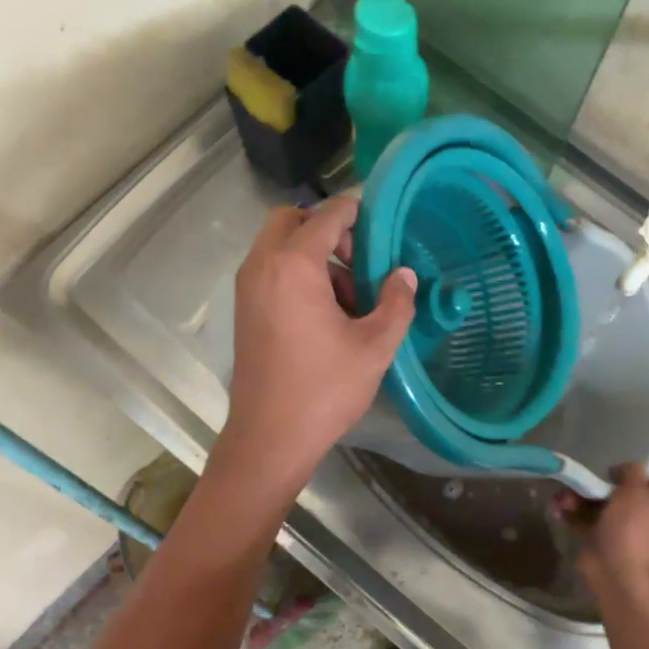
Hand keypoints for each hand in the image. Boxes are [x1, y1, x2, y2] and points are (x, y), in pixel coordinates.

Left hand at [220, 196, 416, 481]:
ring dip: (313, 254)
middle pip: (292, 220)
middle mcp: (263, 266)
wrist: (270, 437)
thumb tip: (404, 276)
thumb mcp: (374, 346)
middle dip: (327, 229)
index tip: (383, 221)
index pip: (327, 215)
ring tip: (350, 296)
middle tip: (359, 260)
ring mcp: (248, 288)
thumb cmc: (325, 389)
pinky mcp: (245, 310)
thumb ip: (396, 303)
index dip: (357, 211)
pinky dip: (297, 275)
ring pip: (279, 246)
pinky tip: (326, 314)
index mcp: (294, 265)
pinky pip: (271, 271)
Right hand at [556, 463, 648, 599]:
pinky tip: (556, 509)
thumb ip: (631, 471)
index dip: (620, 473)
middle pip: (613, 491)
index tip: (603, 473)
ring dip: (576, 499)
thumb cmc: (632, 529)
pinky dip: (570, 514)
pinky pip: (583, 521)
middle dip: (591, 487)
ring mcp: (620, 529)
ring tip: (561, 501)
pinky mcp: (599, 541)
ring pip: (595, 505)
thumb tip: (621, 469)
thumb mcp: (637, 490)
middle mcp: (642, 515)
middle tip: (575, 485)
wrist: (619, 575)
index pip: (640, 479)